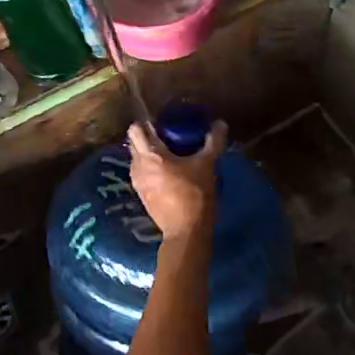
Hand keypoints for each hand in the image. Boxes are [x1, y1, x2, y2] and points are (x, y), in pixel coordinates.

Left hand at [127, 120, 226, 240]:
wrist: (186, 231)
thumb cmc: (195, 194)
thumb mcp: (208, 165)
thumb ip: (214, 141)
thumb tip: (220, 123)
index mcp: (150, 155)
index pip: (136, 129)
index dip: (148, 123)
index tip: (164, 123)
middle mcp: (137, 166)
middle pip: (134, 143)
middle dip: (148, 137)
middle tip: (169, 137)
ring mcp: (137, 183)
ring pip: (137, 159)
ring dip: (148, 154)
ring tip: (169, 154)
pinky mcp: (141, 195)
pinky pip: (141, 173)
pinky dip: (150, 169)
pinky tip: (168, 173)